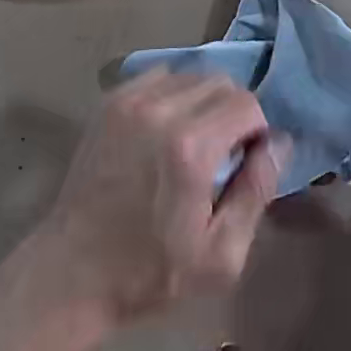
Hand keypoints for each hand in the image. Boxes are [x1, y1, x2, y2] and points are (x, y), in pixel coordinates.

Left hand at [0, 71, 288, 350]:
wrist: (70, 275)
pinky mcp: (111, 102)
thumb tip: (279, 142)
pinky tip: (165, 127)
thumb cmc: (149, 270)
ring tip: (193, 139)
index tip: (244, 162)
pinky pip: (160, 76)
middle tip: (222, 153)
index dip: (256, 131)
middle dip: (233, 113)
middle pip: (222, 83)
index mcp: (191, 147)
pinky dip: (174, 93)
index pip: (247, 103)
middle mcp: (162, 110)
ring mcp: (131, 101)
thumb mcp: (220, 255)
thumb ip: (257, 191)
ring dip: (204, 101)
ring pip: (192, 75)